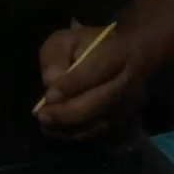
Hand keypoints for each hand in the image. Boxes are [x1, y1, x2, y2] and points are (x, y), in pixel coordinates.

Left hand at [34, 23, 145, 139]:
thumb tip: (51, 80)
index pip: (97, 69)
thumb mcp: (68, 39)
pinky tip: (57, 128)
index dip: (72, 84)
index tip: (48, 94)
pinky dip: (75, 134)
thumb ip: (56, 54)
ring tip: (46, 124)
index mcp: (119, 51)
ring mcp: (129, 104)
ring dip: (69, 126)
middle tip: (43, 115)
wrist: (130, 56)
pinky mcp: (125, 120)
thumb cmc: (92, 46)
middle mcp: (129, 81)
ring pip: (99, 123)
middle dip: (67, 111)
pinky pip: (98, 133)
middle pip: (99, 102)